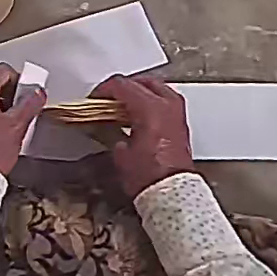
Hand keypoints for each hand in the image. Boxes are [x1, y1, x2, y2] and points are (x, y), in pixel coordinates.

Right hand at [92, 75, 194, 197]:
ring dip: (138, 93)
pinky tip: (137, 114)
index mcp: (150, 108)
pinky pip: (164, 100)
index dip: (104, 90)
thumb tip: (103, 125)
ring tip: (121, 106)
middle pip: (141, 82)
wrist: (172, 193)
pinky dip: (150, 101)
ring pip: (155, 88)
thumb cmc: (150, 176)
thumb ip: (110, 131)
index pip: (123, 85)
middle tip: (107, 98)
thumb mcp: (121, 153)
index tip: (95, 97)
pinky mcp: (181, 121)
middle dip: (123, 88)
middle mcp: (167, 105)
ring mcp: (177, 111)